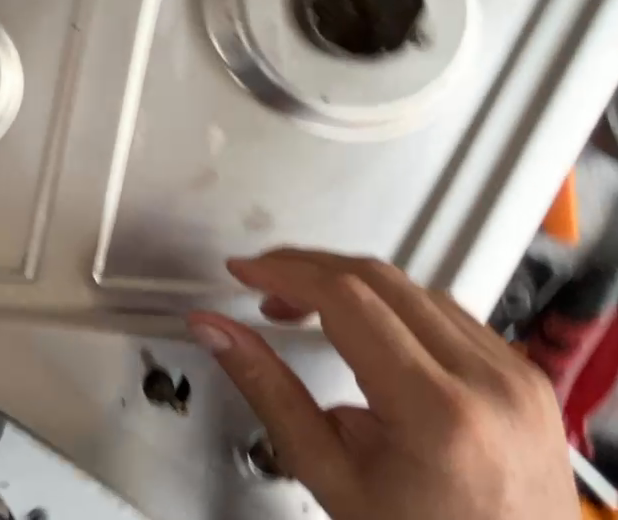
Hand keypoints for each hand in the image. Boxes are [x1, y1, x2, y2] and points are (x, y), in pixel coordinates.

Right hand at [189, 250, 576, 519]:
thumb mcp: (326, 468)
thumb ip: (265, 389)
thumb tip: (213, 328)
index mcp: (437, 408)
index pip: (346, 298)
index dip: (283, 272)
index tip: (242, 271)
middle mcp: (488, 382)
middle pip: (377, 279)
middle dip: (305, 267)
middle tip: (262, 282)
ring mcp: (515, 375)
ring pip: (409, 285)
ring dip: (343, 281)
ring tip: (301, 305)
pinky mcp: (523, 375)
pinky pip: (442, 308)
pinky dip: (385, 300)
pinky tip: (357, 322)